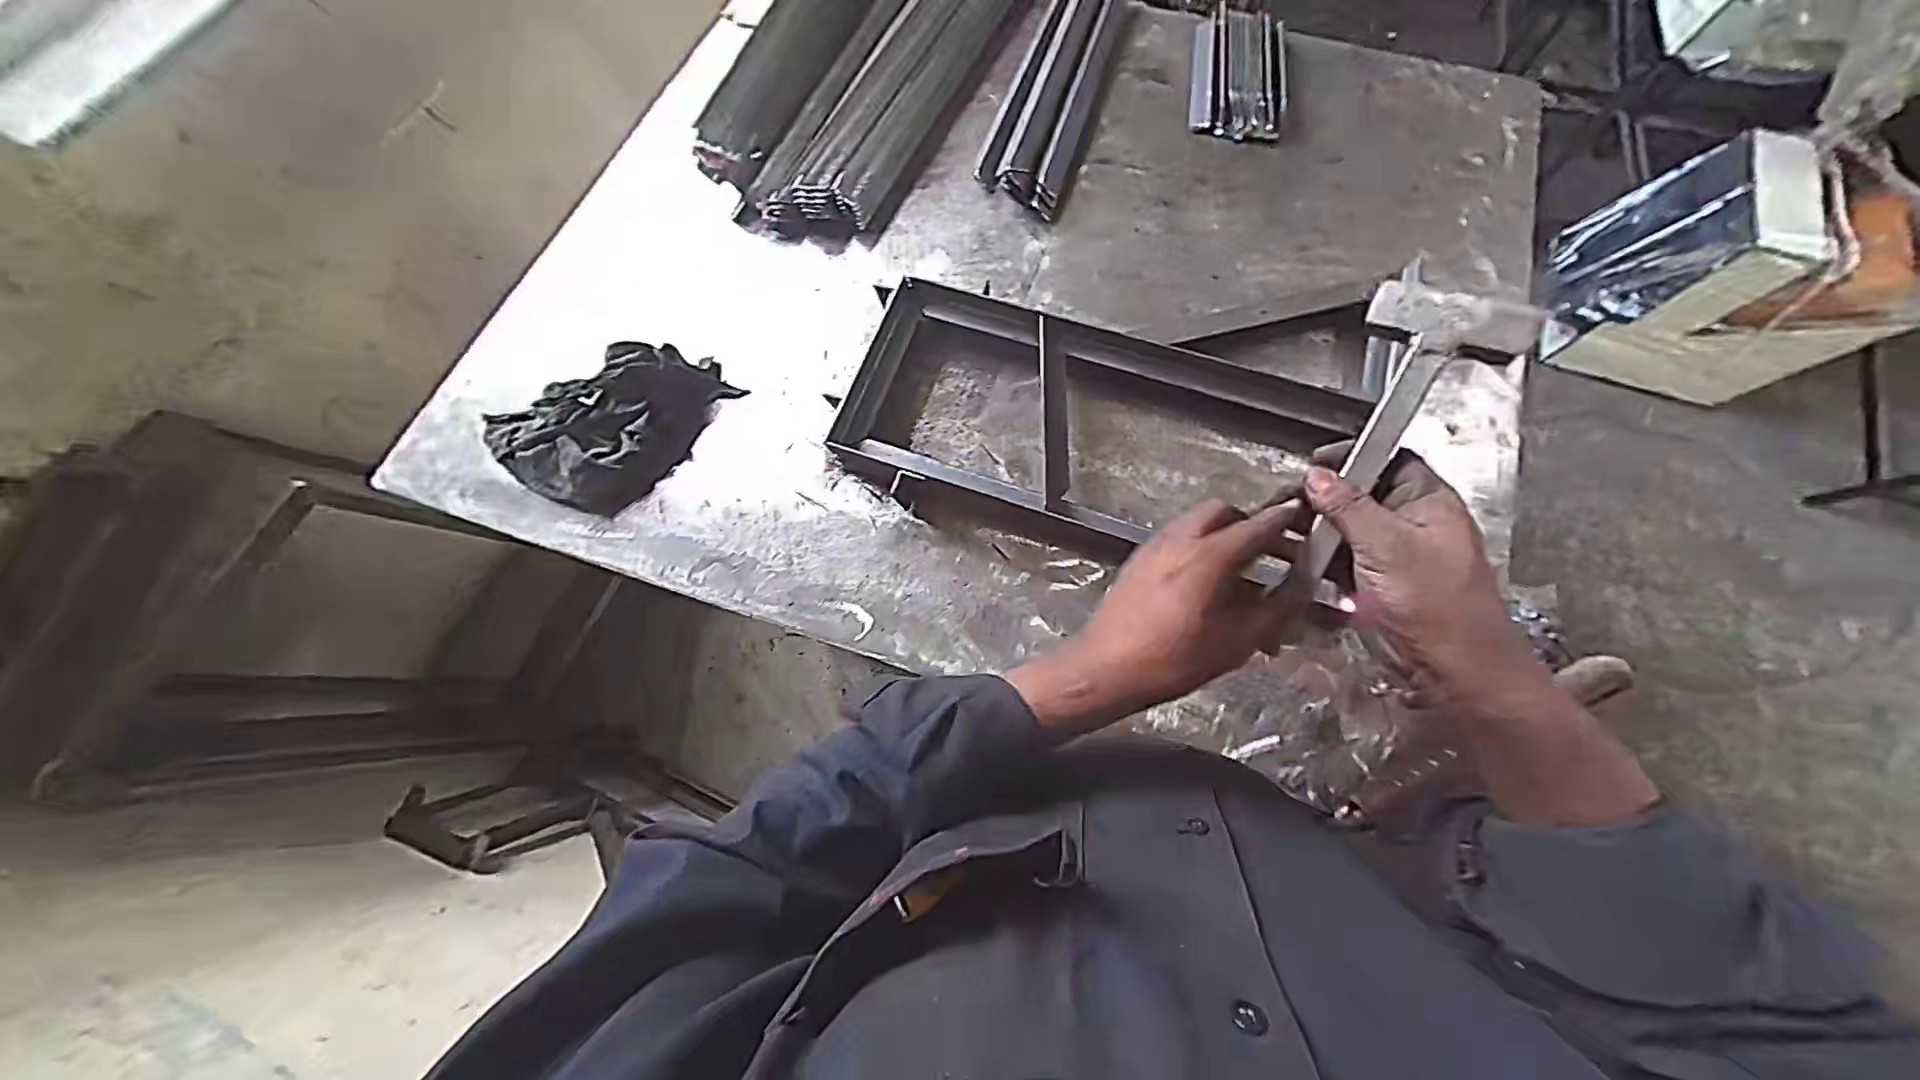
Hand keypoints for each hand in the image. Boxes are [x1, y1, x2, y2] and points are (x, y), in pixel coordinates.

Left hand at [1004, 498, 1298, 735]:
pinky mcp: (1138, 561)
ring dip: (1226, 540)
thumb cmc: (1172, 659)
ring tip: (1246, 578)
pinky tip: (1210, 588)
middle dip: (1253, 527)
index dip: (1289, 522)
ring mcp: (1154, 547)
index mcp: (1207, 554)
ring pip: (1198, 526)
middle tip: (1275, 553)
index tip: (1309, 524)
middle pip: (1225, 513)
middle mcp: (1179, 540)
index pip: (1260, 525)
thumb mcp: (1237, 640)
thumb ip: (1276, 609)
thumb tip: (1300, 589)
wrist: (1106, 668)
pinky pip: (1178, 542)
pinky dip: (1201, 551)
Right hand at [1294, 447, 1547, 714]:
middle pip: (1360, 494)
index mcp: (1428, 502)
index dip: (1352, 455)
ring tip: (1281, 529)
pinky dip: (1317, 557)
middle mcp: (1409, 522)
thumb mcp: (1388, 546)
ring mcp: (1390, 553)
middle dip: (1323, 496)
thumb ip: (1349, 508)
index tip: (1312, 463)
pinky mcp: (1374, 581)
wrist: (1453, 669)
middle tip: (1287, 501)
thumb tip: (1316, 476)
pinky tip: (1292, 557)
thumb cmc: (1433, 603)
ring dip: (1315, 528)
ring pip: (1345, 528)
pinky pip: (1340, 559)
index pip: (1389, 459)